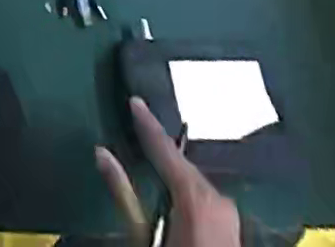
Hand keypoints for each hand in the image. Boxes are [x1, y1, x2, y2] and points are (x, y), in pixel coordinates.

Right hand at [95, 97, 240, 246]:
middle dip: (158, 145)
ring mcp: (229, 215)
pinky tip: (171, 182)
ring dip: (171, 165)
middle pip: (180, 162)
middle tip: (137, 122)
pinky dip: (184, 182)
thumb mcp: (144, 236)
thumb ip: (124, 194)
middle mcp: (216, 199)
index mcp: (195, 197)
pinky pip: (202, 192)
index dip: (147, 124)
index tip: (135, 100)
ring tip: (150, 149)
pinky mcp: (232, 228)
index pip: (165, 149)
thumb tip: (102, 152)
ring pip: (191, 177)